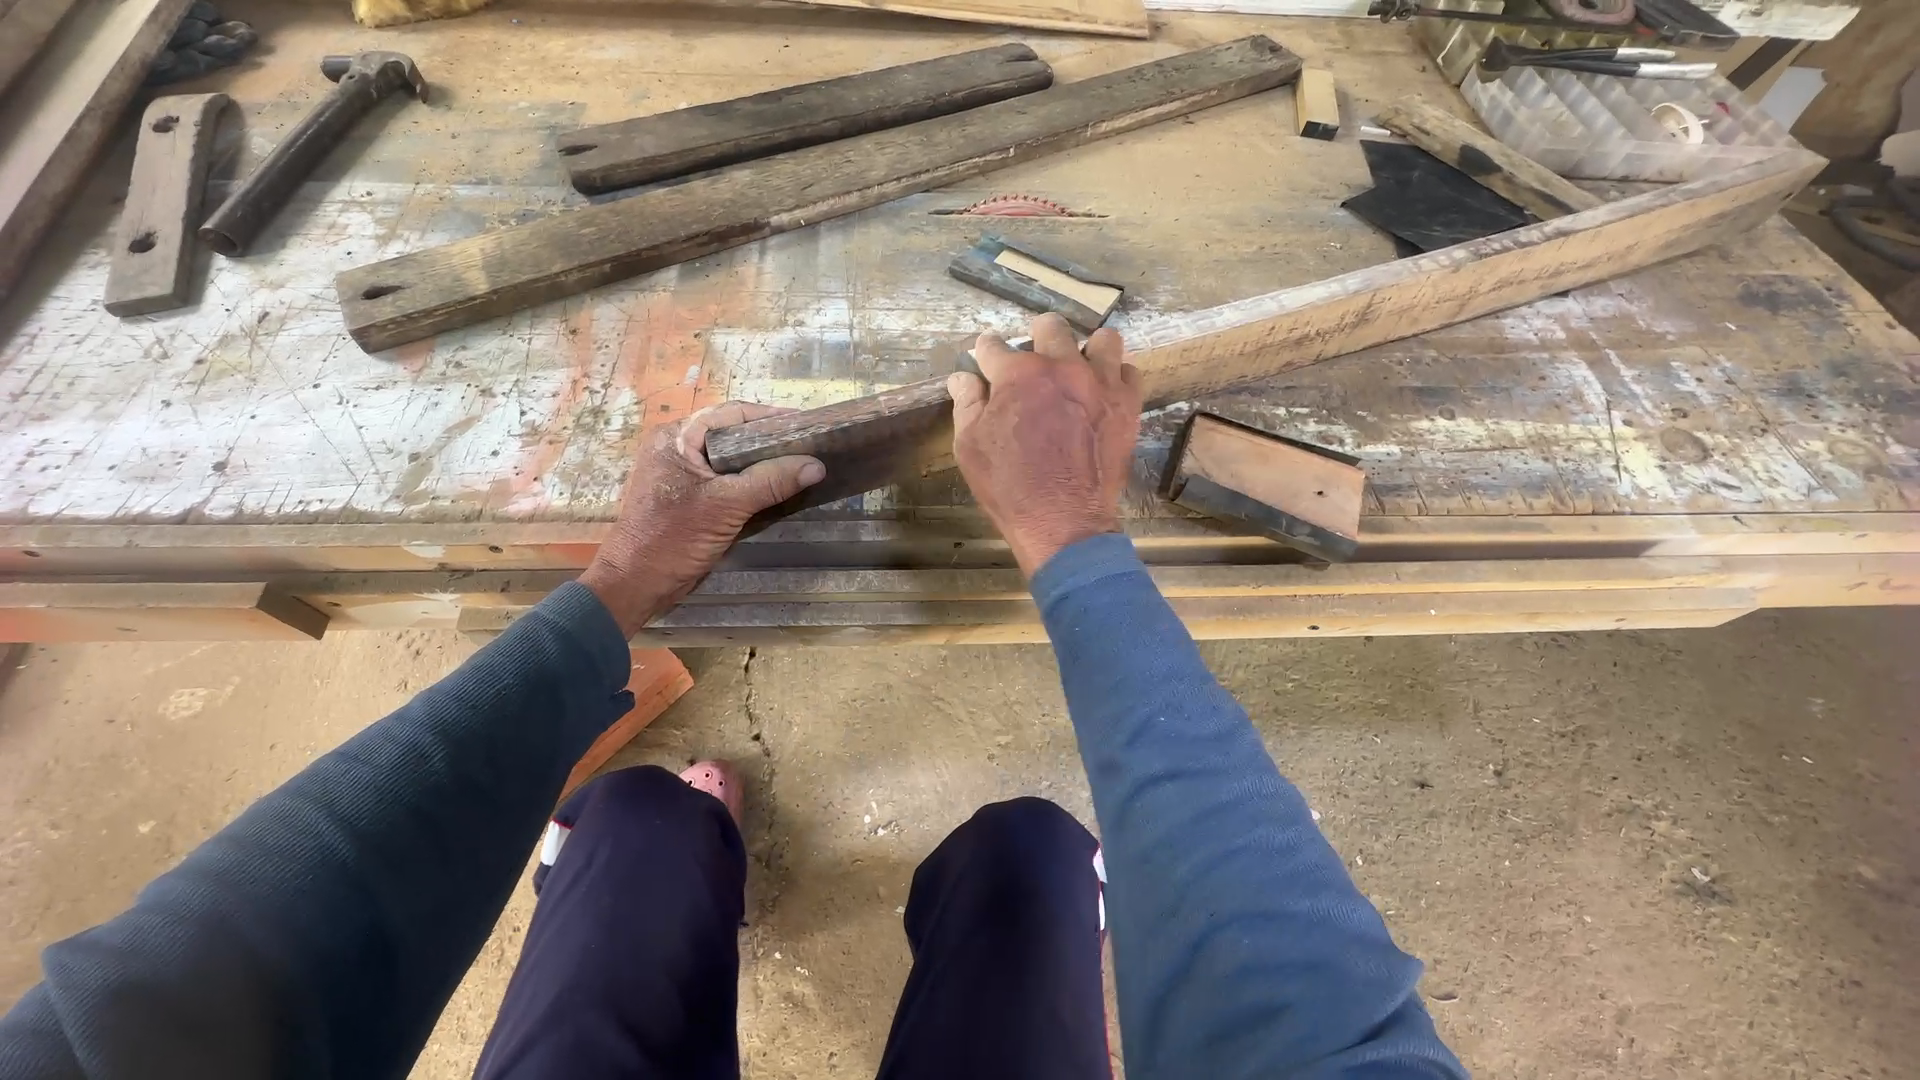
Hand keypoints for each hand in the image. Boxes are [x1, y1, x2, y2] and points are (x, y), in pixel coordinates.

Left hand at [580, 403, 825, 635]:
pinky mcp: (692, 499)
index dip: (770, 417)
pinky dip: (753, 483)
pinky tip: (780, 488)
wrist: (637, 584)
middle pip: (733, 434)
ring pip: (732, 460)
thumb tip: (816, 465)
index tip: (807, 424)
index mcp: (677, 437)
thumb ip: (771, 481)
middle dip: (770, 440)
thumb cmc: (672, 538)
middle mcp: (679, 448)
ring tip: (802, 463)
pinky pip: (728, 481)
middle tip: (809, 445)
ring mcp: (684, 475)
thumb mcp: (726, 505)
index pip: (731, 413)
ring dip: (764, 463)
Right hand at [947, 314, 1142, 577]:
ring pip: (1102, 340)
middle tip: (1034, 359)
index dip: (985, 353)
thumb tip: (962, 377)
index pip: (993, 346)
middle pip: (1050, 328)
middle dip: (1037, 336)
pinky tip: (1103, 394)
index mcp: (1017, 375)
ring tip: (1079, 369)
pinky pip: (1129, 373)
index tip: (985, 360)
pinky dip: (1115, 378)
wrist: (1063, 521)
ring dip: (1087, 350)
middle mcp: (1062, 367)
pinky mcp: (1127, 405)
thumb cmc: (1009, 487)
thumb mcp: (970, 447)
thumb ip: (967, 404)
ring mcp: (1100, 383)